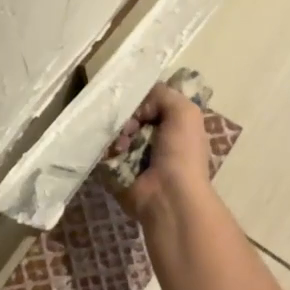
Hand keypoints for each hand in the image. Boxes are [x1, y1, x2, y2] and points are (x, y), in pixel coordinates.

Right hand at [110, 81, 212, 223]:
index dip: (144, 99)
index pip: (151, 104)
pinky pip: (106, 152)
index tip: (139, 102)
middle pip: (131, 117)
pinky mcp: (118, 171)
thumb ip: (163, 94)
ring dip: (116, 134)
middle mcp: (156, 140)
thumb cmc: (181, 152)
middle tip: (130, 126)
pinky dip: (107, 150)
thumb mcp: (184, 112)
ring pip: (116, 133)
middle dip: (127, 117)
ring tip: (121, 143)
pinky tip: (114, 153)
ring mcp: (136, 157)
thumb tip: (139, 106)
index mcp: (175, 127)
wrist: (169, 195)